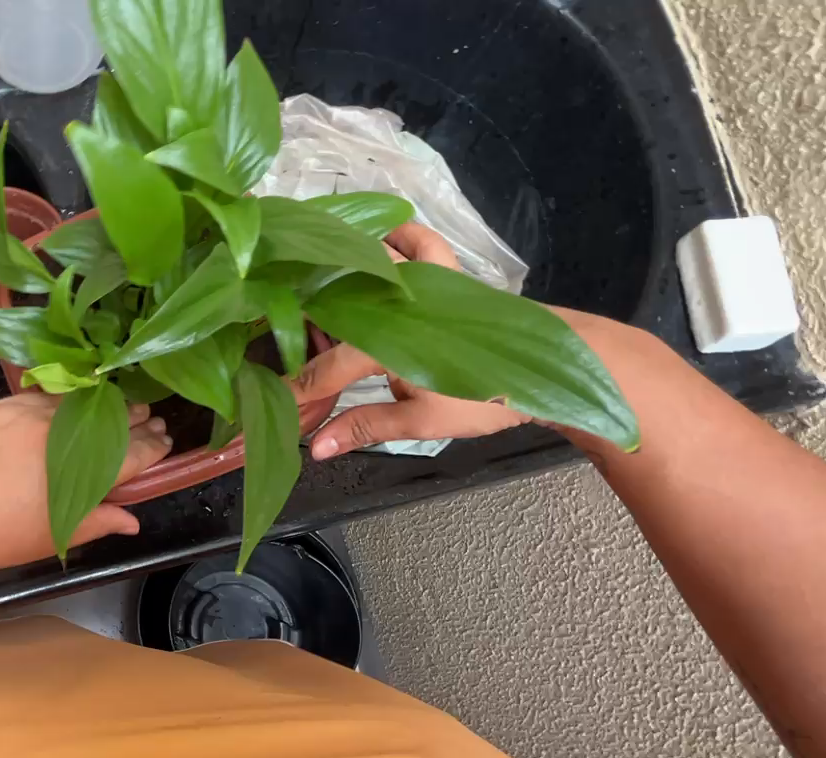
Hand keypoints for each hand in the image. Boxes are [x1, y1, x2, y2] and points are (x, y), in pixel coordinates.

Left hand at [0, 393, 172, 582]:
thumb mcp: (54, 536)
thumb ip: (99, 522)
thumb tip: (133, 520)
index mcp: (74, 468)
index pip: (130, 451)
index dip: (153, 447)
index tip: (166, 442)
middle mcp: (55, 430)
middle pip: (106, 420)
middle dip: (133, 422)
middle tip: (150, 421)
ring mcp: (24, 412)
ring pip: (74, 403)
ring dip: (96, 408)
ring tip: (114, 412)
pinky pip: (40, 400)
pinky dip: (60, 405)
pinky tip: (70, 411)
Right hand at [291, 223, 529, 459]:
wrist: (557, 364)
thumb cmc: (488, 394)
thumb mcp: (422, 420)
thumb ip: (364, 427)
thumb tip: (314, 449)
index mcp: (385, 341)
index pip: (326, 369)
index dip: (296, 389)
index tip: (268, 401)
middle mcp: (395, 302)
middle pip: (333, 306)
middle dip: (300, 323)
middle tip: (276, 341)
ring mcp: (420, 281)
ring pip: (367, 263)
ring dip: (337, 274)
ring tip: (308, 294)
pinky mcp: (444, 274)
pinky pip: (414, 243)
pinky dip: (393, 239)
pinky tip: (374, 247)